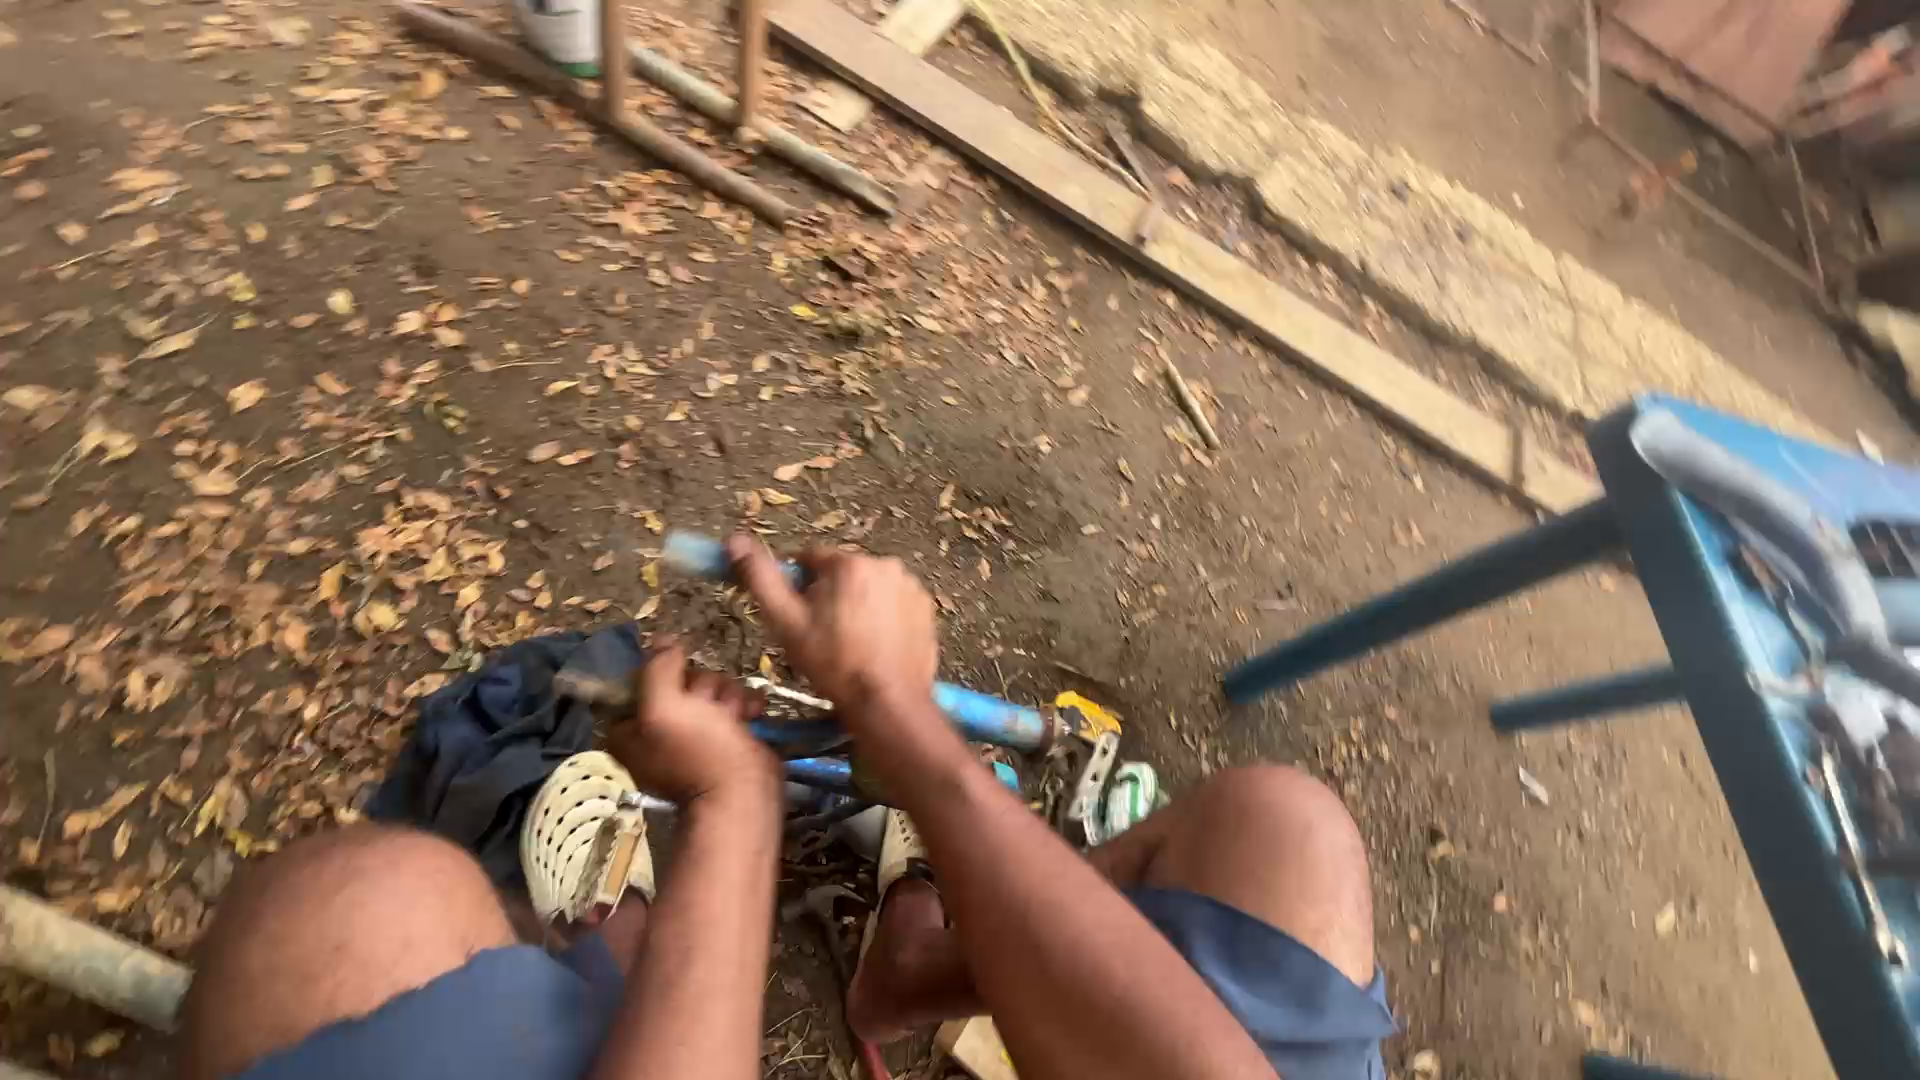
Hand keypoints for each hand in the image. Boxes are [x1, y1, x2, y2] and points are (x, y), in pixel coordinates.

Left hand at [609, 641, 777, 803]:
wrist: (743, 790)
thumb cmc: (697, 751)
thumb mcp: (663, 706)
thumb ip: (657, 668)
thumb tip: (663, 639)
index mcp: (629, 727)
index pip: (645, 677)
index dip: (667, 676)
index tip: (680, 688)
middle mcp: (658, 728)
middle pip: (684, 680)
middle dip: (704, 689)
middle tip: (710, 709)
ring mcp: (694, 733)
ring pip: (713, 688)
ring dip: (728, 696)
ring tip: (734, 718)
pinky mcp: (725, 735)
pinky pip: (735, 702)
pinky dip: (745, 705)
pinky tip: (750, 715)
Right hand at [728, 536, 960, 778]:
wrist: (888, 702)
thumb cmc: (833, 663)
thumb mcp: (786, 622)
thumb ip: (760, 577)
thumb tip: (734, 540)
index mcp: (850, 563)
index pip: (809, 559)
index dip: (797, 586)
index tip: (796, 615)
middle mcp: (886, 564)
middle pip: (841, 573)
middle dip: (828, 596)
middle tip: (822, 635)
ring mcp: (910, 586)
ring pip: (868, 588)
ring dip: (856, 605)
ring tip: (850, 644)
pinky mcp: (925, 609)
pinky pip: (892, 603)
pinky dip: (882, 617)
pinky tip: (874, 646)